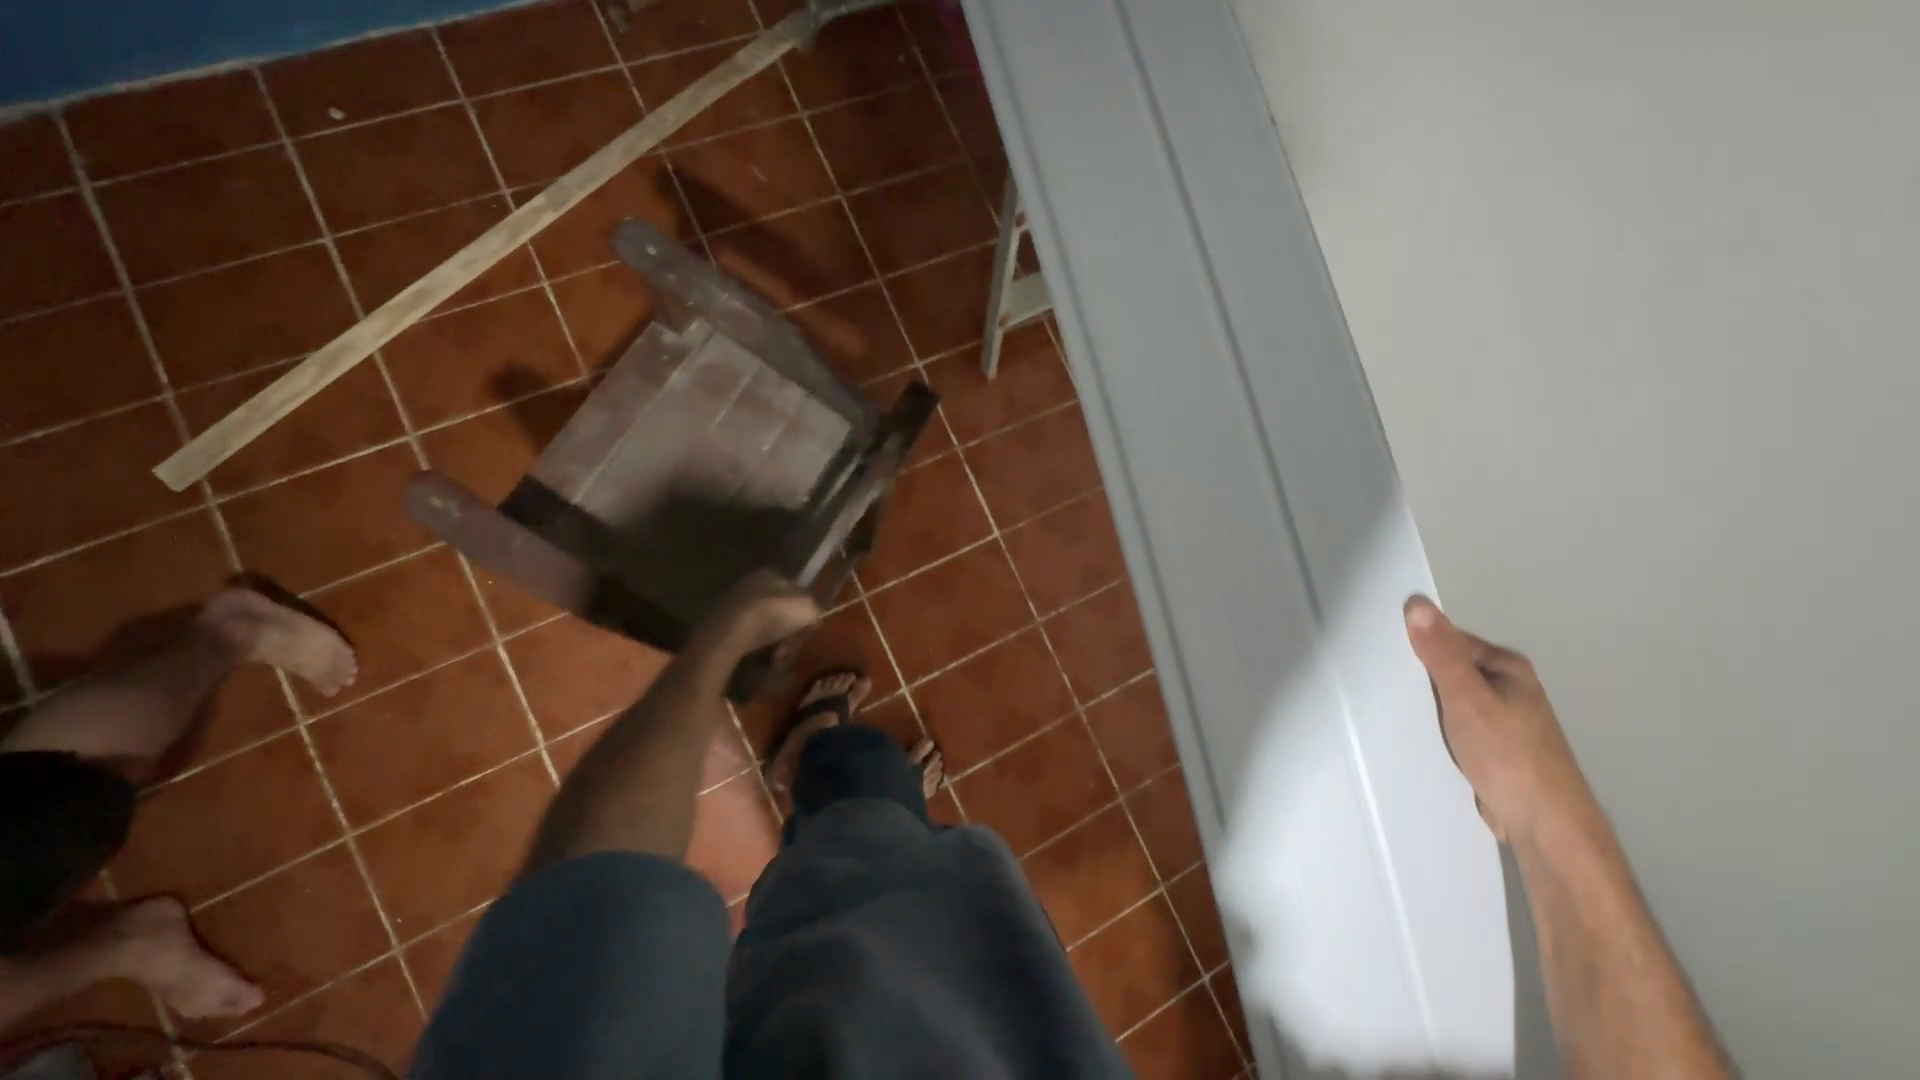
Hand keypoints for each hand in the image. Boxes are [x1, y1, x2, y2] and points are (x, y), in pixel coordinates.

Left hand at [700, 570, 821, 654]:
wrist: (734, 630)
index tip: (808, 627)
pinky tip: (762, 655)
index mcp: (771, 574)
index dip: (804, 608)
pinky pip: (748, 634)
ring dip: (773, 637)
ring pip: (763, 622)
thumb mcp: (807, 609)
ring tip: (778, 653)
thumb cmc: (775, 613)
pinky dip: (757, 643)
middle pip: (778, 607)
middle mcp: (751, 583)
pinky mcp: (724, 622)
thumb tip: (817, 616)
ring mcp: (735, 602)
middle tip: (793, 643)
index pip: (794, 589)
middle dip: (787, 626)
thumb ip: (816, 610)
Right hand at [1403, 596, 1598, 845]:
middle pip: (1448, 668)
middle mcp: (1506, 686)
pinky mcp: (1490, 746)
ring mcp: (1500, 718)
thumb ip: (1441, 654)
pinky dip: (1433, 727)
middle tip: (1378, 682)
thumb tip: (1416, 604)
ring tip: (1389, 709)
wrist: (1543, 824)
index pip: (1449, 640)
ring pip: (1448, 699)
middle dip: (1417, 676)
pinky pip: (1452, 725)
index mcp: (1507, 666)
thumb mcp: (1467, 699)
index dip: (1416, 644)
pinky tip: (1414, 735)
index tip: (1378, 653)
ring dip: (1423, 705)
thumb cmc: (1508, 756)